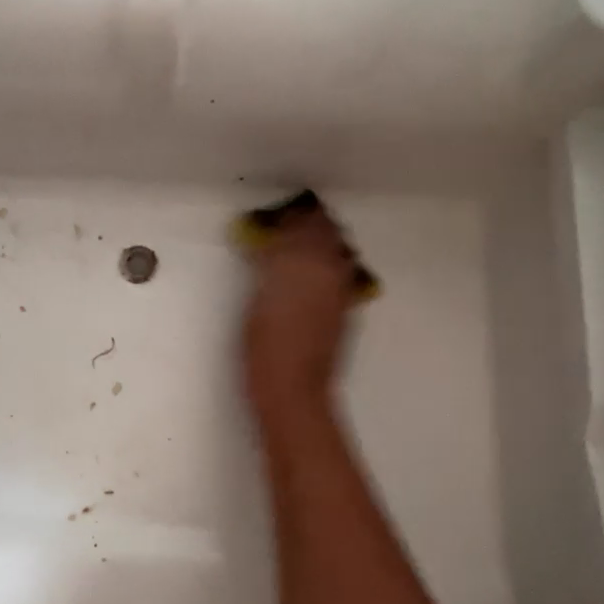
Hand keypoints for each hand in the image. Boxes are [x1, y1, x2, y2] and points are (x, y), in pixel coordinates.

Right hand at [242, 207, 355, 423]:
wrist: (295, 389)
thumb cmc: (263, 349)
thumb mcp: (256, 302)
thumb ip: (268, 268)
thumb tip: (269, 247)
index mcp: (298, 265)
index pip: (296, 227)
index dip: (286, 218)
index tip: (274, 215)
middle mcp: (326, 270)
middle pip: (323, 232)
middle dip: (309, 222)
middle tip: (292, 219)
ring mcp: (340, 288)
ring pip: (338, 247)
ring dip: (324, 238)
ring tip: (306, 239)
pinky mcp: (346, 306)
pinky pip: (343, 269)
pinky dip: (332, 260)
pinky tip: (319, 268)